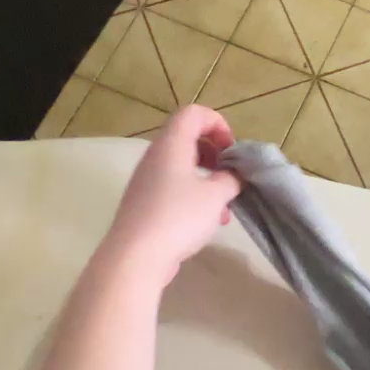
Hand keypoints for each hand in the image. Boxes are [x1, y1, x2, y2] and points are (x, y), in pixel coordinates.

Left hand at [100, 105, 239, 286]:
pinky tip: (209, 221)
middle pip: (188, 138)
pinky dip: (195, 195)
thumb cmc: (179, 217)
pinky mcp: (145, 202)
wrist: (136, 256)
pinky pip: (174, 187)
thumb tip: (233, 175)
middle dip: (215, 154)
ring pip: (183, 166)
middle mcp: (156, 156)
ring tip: (225, 204)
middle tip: (230, 175)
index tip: (232, 151)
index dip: (218, 124)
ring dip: (208, 179)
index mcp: (171, 145)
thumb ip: (231, 179)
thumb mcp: (216, 196)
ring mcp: (147, 180)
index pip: (193, 113)